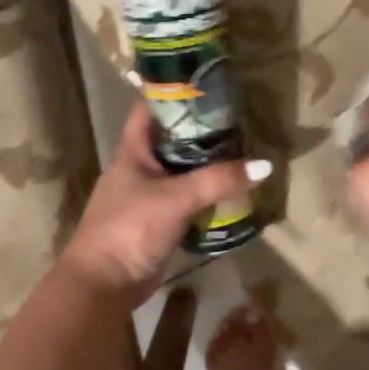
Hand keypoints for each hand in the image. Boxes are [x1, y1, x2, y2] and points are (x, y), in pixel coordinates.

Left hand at [60, 104, 270, 305]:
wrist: (103, 285)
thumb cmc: (130, 229)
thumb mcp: (176, 198)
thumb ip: (219, 180)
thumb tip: (265, 165)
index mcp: (132, 152)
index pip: (149, 110)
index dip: (173, 93)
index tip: (206, 84)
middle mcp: (138, 169)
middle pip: (172, 139)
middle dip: (201, 130)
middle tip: (238, 120)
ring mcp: (147, 196)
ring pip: (181, 170)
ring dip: (207, 163)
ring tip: (242, 151)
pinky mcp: (158, 222)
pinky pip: (187, 199)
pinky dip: (207, 193)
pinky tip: (232, 190)